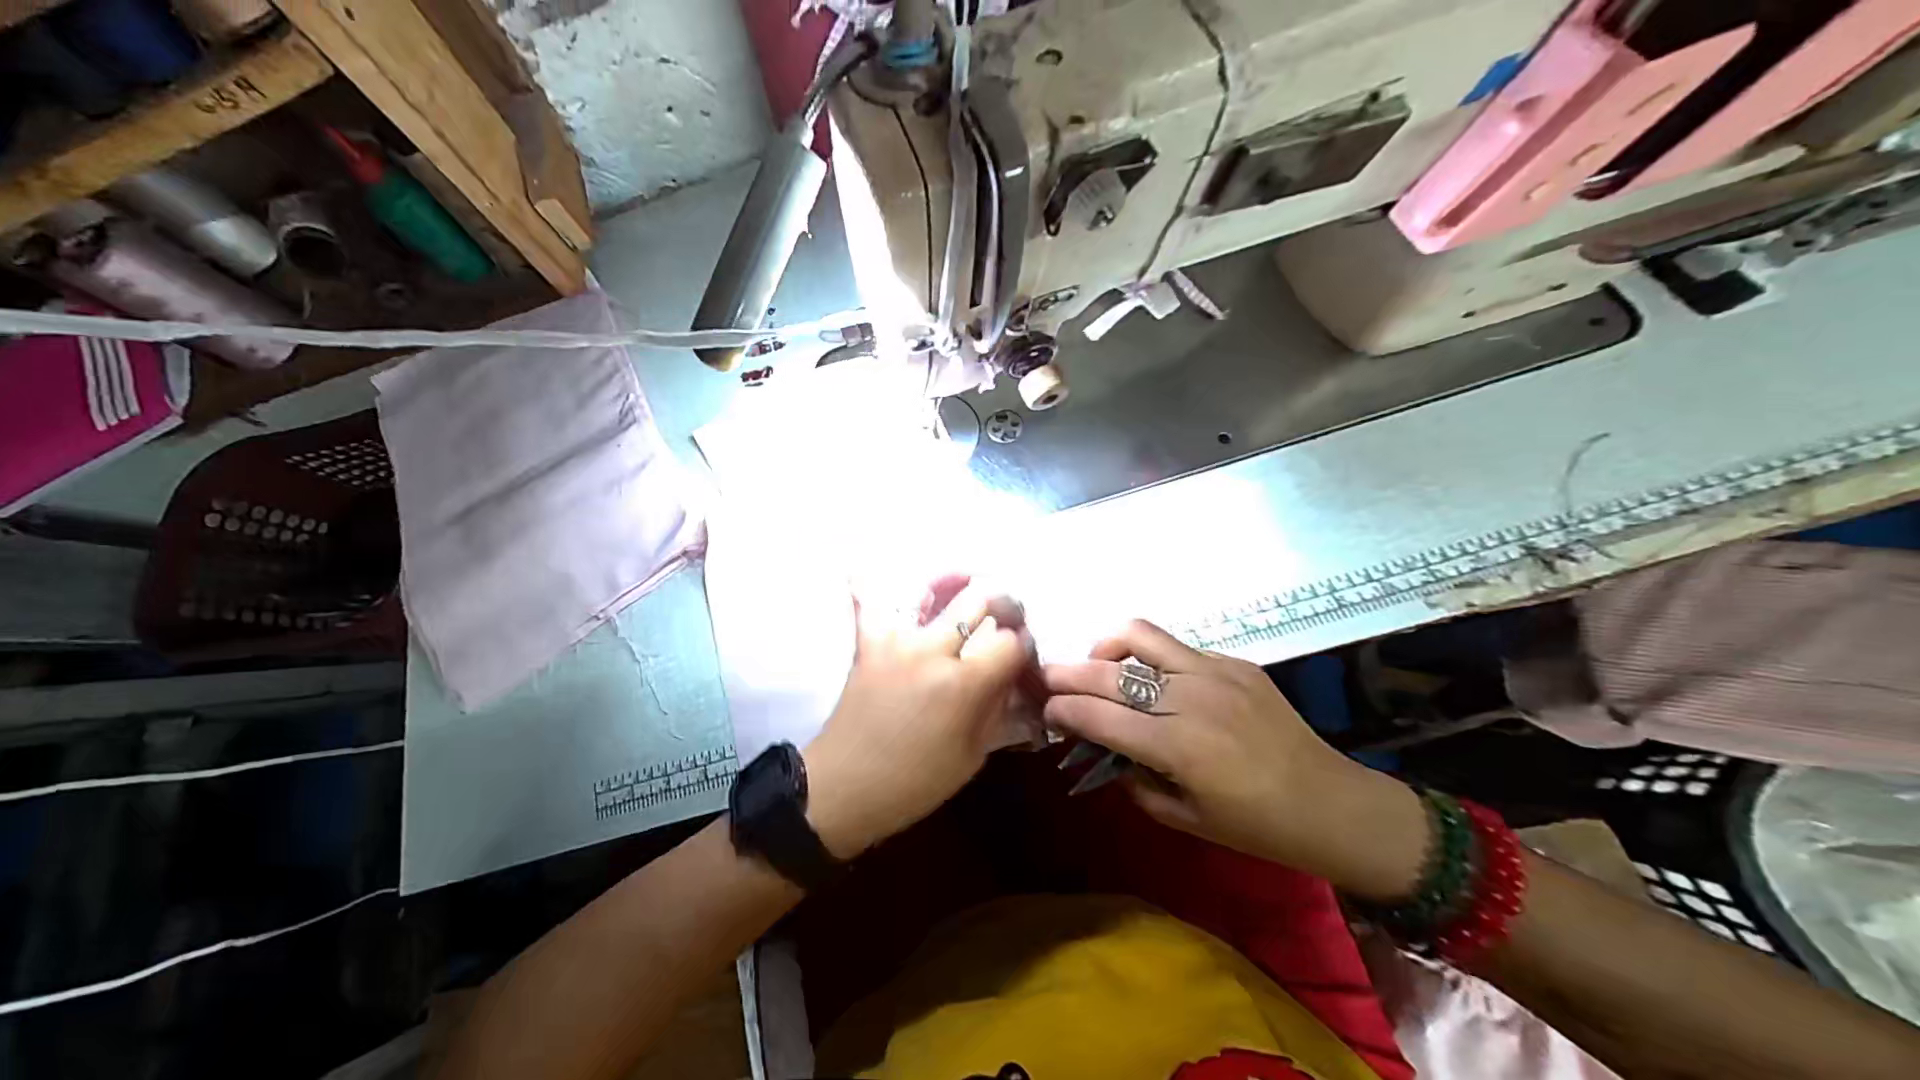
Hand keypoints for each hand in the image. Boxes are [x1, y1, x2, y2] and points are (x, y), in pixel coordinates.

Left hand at [802, 575, 1034, 858]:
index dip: (1024, 645)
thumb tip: (1015, 678)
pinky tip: (893, 577)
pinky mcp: (870, 641)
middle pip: (981, 600)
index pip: (1011, 641)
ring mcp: (897, 640)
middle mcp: (932, 650)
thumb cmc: (915, 783)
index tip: (1023, 656)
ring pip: (935, 590)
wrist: (845, 787)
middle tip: (1004, 619)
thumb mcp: (973, 755)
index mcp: (963, 683)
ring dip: (957, 586)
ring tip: (966, 588)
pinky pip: (874, 601)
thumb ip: (998, 708)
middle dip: (1002, 605)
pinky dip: (879, 585)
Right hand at [1042, 619, 1429, 900]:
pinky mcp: (1236, 662)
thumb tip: (1105, 749)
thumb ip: (1134, 781)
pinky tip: (1159, 685)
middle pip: (1108, 671)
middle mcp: (1190, 699)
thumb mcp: (1183, 819)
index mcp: (1177, 747)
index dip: (1062, 710)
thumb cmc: (1256, 827)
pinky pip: (1179, 649)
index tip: (1044, 711)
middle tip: (1047, 678)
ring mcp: (1215, 672)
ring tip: (1100, 666)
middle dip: (1066, 673)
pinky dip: (1154, 661)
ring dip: (1107, 648)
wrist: (1332, 803)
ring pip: (1141, 635)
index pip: (1099, 716)